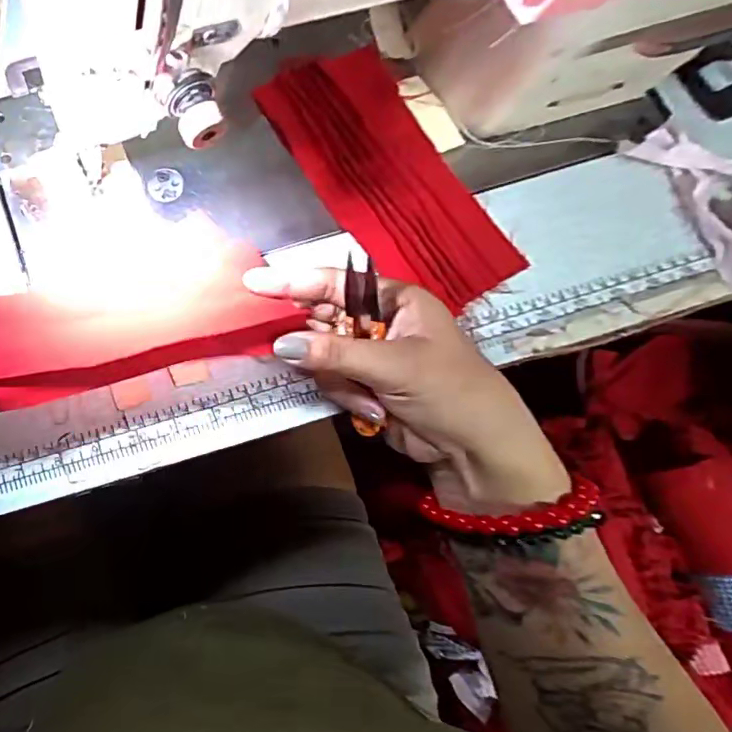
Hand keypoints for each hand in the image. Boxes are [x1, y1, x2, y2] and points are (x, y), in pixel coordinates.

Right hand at [243, 265, 567, 511]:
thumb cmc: (448, 390)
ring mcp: (370, 356)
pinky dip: (347, 399)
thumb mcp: (394, 366)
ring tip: (369, 399)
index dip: (295, 282)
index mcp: (396, 300)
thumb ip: (335, 353)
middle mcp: (380, 323)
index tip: (256, 282)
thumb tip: (282, 344)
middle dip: (317, 343)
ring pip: (322, 357)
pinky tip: (375, 413)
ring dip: (340, 382)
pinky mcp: (364, 387)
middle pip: (324, 321)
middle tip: (302, 353)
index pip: (337, 284)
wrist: (474, 449)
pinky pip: (332, 383)